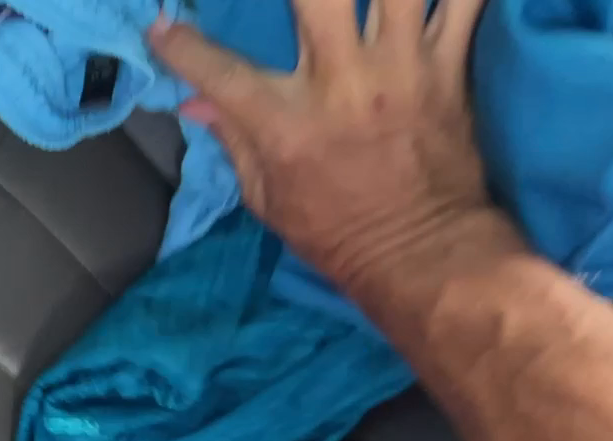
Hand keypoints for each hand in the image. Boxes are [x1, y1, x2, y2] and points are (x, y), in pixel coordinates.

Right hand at [150, 0, 519, 295]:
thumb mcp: (262, 193)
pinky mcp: (451, 60)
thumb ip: (234, 137)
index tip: (161, 26)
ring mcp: (402, 65)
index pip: (222, 76)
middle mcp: (341, 84)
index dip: (186, 48)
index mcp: (285, 126)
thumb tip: (196, 103)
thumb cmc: (327, 226)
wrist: (412, 242)